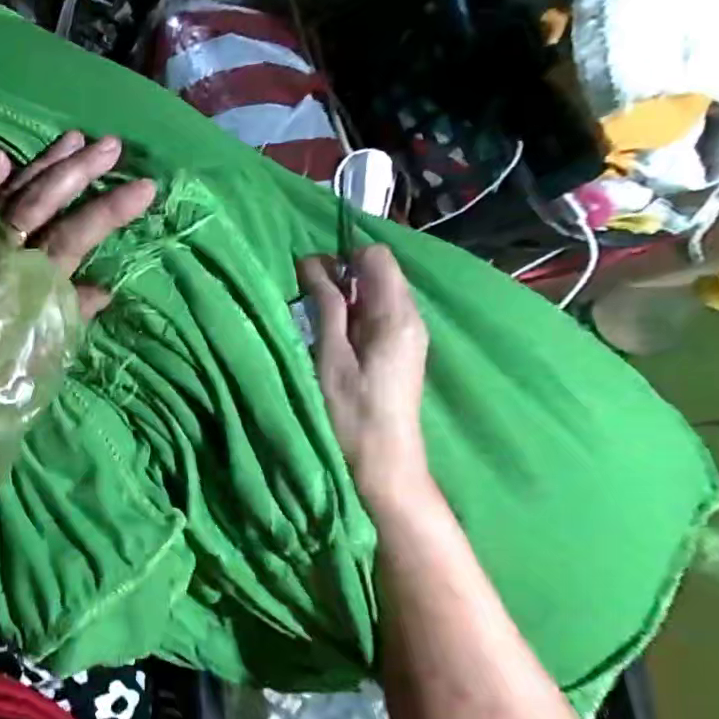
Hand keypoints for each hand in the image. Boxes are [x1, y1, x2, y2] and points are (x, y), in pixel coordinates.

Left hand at [0, 130, 157, 316]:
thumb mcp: (37, 349)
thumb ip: (69, 313)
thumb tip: (104, 290)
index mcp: (24, 278)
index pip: (73, 234)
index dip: (109, 209)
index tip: (146, 187)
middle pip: (40, 199)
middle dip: (78, 170)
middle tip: (112, 145)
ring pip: (13, 192)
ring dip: (44, 164)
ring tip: (74, 137)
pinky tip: (0, 156)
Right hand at [296, 245, 430, 499]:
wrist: (383, 463)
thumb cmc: (350, 411)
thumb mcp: (329, 355)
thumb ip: (325, 305)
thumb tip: (312, 262)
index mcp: (396, 315)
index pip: (376, 256)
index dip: (342, 258)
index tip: (312, 281)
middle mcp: (410, 317)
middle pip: (378, 272)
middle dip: (342, 277)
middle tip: (308, 303)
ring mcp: (409, 335)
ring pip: (375, 294)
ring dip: (345, 298)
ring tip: (317, 323)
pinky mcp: (400, 350)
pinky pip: (377, 315)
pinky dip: (353, 316)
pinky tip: (334, 340)